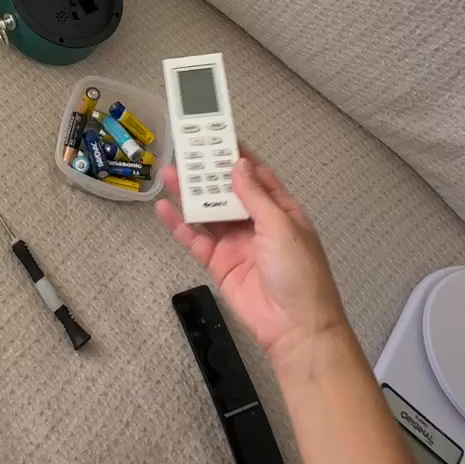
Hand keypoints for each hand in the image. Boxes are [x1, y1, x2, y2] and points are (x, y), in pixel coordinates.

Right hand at [156, 149, 350, 363]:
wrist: (295, 329)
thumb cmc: (299, 274)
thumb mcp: (281, 227)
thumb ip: (255, 196)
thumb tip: (238, 164)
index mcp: (279, 209)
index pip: (254, 175)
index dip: (235, 155)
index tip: (215, 134)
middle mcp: (255, 222)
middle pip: (225, 190)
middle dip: (206, 171)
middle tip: (183, 149)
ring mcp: (235, 242)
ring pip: (207, 210)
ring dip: (189, 193)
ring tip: (168, 172)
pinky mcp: (218, 262)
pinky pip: (195, 238)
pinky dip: (179, 223)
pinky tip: (165, 207)